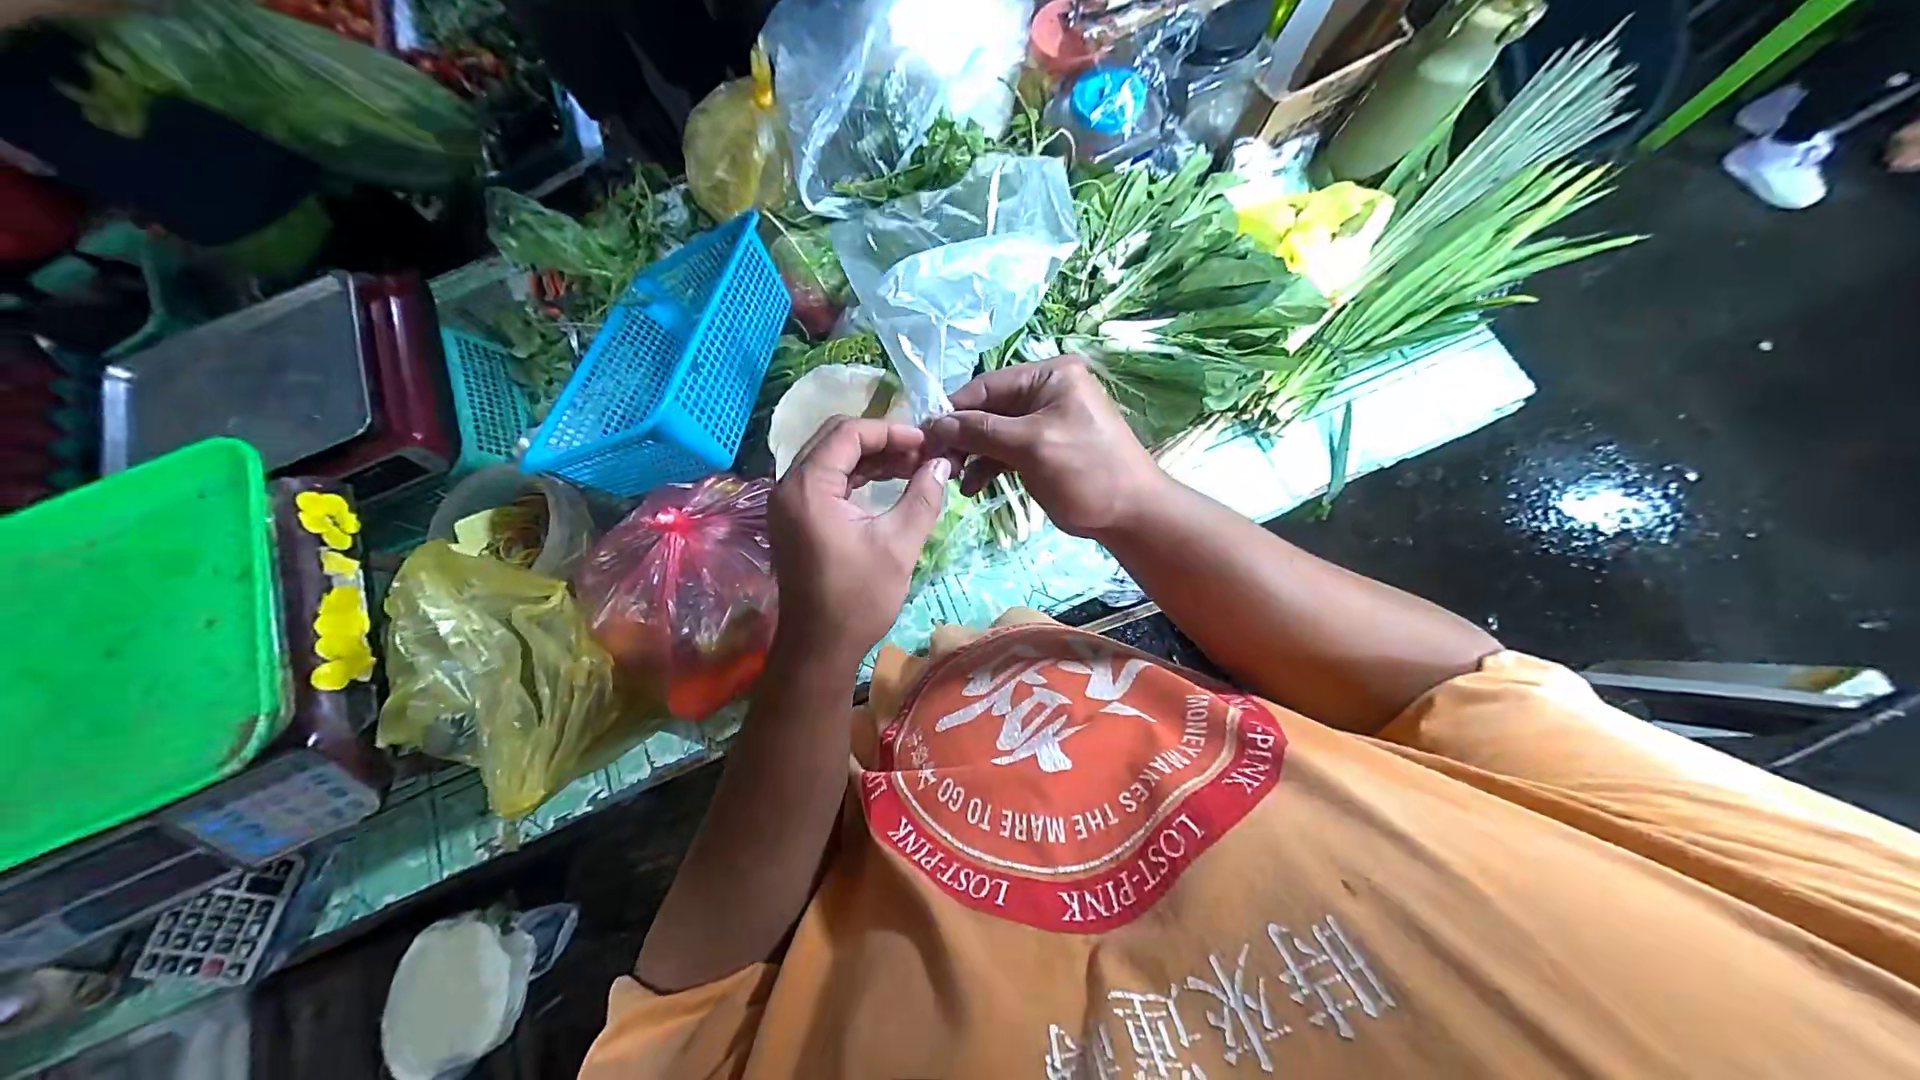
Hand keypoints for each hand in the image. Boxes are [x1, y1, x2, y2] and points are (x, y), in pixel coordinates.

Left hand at [769, 417, 949, 663]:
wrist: (819, 647)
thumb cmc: (858, 598)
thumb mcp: (898, 545)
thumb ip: (922, 497)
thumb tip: (942, 463)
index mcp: (809, 486)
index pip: (849, 433)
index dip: (892, 432)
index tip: (926, 444)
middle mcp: (790, 486)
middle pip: (835, 439)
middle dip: (881, 441)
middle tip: (920, 455)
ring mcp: (788, 503)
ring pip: (831, 459)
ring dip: (870, 459)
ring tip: (911, 467)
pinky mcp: (794, 519)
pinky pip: (825, 481)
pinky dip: (855, 477)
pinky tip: (886, 484)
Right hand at [925, 356, 1167, 538]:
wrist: (1129, 513)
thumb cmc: (1085, 470)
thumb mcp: (1030, 445)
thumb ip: (980, 431)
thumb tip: (935, 423)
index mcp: (1049, 375)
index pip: (987, 385)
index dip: (954, 410)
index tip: (924, 436)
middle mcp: (1045, 391)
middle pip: (988, 409)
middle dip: (963, 437)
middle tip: (938, 463)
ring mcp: (1044, 420)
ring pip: (994, 433)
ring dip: (973, 455)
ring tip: (957, 481)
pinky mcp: (1043, 448)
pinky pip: (1007, 450)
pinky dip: (990, 466)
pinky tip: (974, 486)